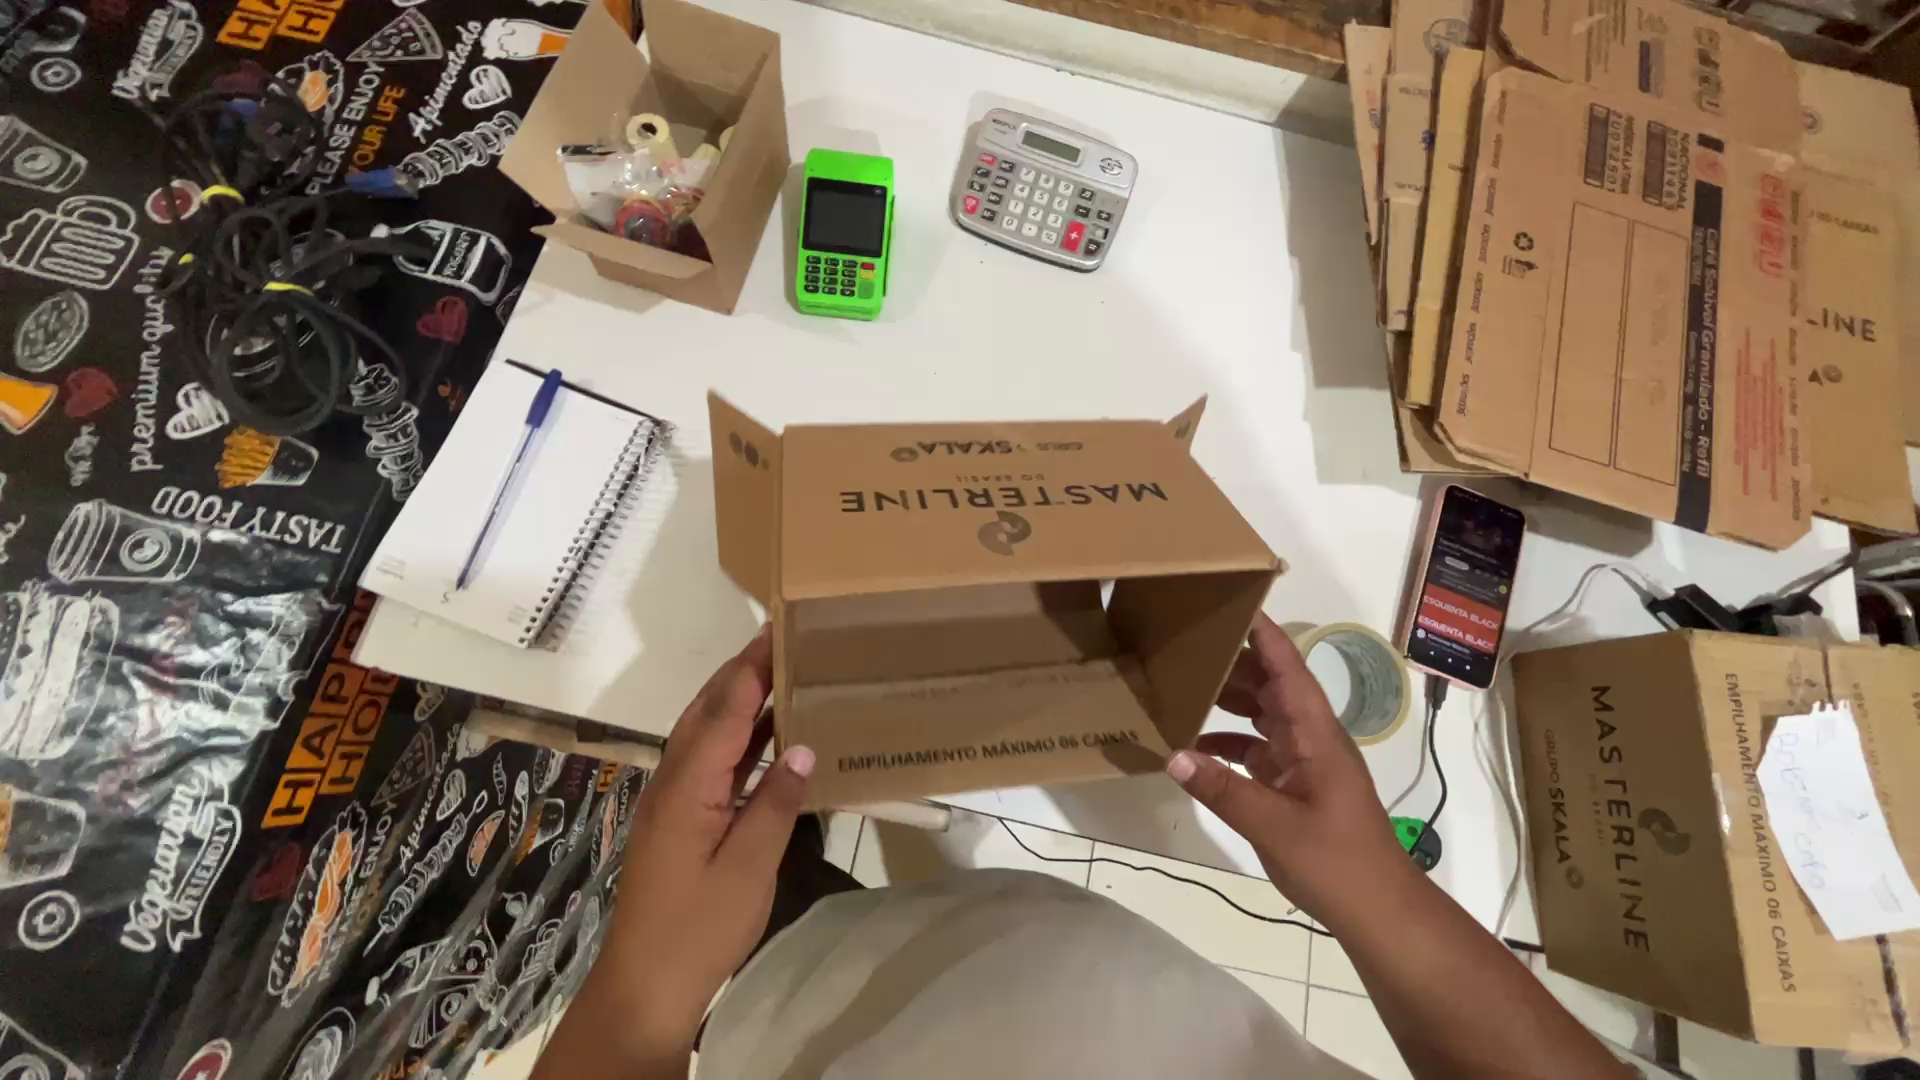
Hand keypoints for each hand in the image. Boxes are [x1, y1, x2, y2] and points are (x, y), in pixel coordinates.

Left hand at [603, 628, 813, 1059]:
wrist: (646, 984)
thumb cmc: (699, 927)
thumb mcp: (748, 869)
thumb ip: (775, 804)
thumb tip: (803, 749)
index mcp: (687, 787)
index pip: (724, 712)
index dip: (751, 669)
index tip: (777, 631)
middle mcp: (674, 781)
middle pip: (708, 711)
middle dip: (742, 671)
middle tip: (781, 638)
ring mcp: (674, 800)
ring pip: (707, 733)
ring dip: (739, 698)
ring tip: (778, 670)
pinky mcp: (681, 817)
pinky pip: (712, 760)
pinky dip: (740, 736)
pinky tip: (769, 734)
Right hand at [1167, 614, 1416, 928]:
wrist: (1378, 911)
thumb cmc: (1338, 861)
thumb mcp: (1275, 826)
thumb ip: (1222, 789)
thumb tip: (1172, 755)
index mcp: (1316, 734)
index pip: (1288, 670)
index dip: (1263, 635)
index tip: (1234, 602)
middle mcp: (1309, 737)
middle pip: (1269, 685)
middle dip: (1232, 661)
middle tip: (1185, 643)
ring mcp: (1301, 760)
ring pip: (1260, 713)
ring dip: (1226, 698)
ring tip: (1181, 684)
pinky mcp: (1291, 783)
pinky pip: (1253, 747)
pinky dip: (1225, 740)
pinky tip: (1193, 744)